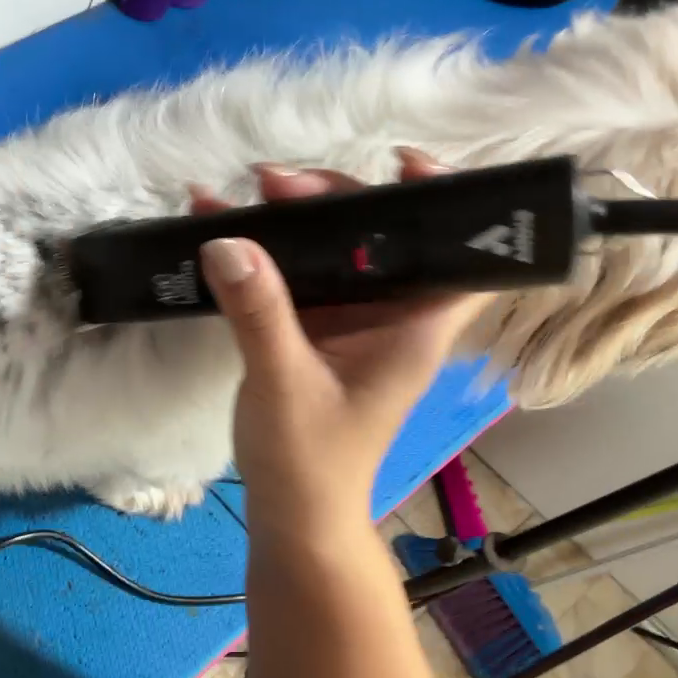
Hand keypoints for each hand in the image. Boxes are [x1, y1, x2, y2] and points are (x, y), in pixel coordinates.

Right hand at [195, 151, 488, 534]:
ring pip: (329, 255)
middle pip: (376, 238)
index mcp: (414, 324)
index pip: (458, 249)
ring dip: (286, 224)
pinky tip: (219, 237)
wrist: (292, 513)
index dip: (446, 199)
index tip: (398, 164)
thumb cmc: (309, 458)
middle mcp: (388, 315)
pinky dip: (260, 257)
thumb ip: (259, 310)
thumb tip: (226, 241)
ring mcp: (346, 325)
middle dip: (329, 201)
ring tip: (234, 196)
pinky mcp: (308, 336)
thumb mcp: (284, 381)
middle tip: (272, 183)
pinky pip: (290, 282)